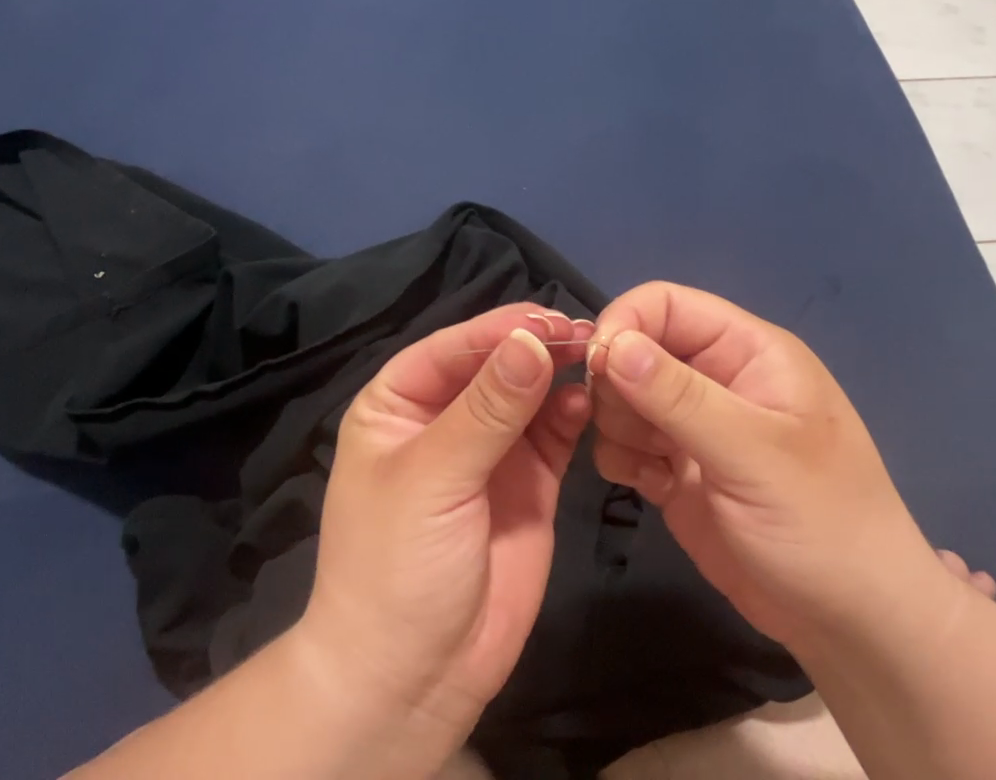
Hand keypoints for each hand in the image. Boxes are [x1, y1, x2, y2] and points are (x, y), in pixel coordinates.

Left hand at [296, 304, 593, 756]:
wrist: (411, 676)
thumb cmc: (397, 566)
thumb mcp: (433, 478)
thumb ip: (486, 410)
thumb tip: (532, 341)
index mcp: (397, 406)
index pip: (451, 350)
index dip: (499, 330)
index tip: (551, 318)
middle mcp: (442, 421)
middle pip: (494, 367)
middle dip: (535, 348)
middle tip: (589, 334)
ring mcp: (488, 455)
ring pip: (528, 397)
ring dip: (559, 376)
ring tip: (598, 361)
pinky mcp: (527, 487)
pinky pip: (553, 437)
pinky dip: (572, 416)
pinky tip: (591, 402)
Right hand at [587, 282, 950, 650]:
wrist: (849, 621)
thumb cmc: (821, 523)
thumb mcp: (753, 453)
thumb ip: (679, 396)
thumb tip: (611, 343)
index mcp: (749, 352)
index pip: (666, 304)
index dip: (626, 324)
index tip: (596, 366)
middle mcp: (716, 380)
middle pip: (635, 350)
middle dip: (617, 384)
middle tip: (636, 431)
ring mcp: (694, 428)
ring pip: (621, 398)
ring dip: (618, 427)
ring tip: (651, 467)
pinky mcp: (675, 471)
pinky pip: (624, 444)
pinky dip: (622, 461)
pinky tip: (652, 488)